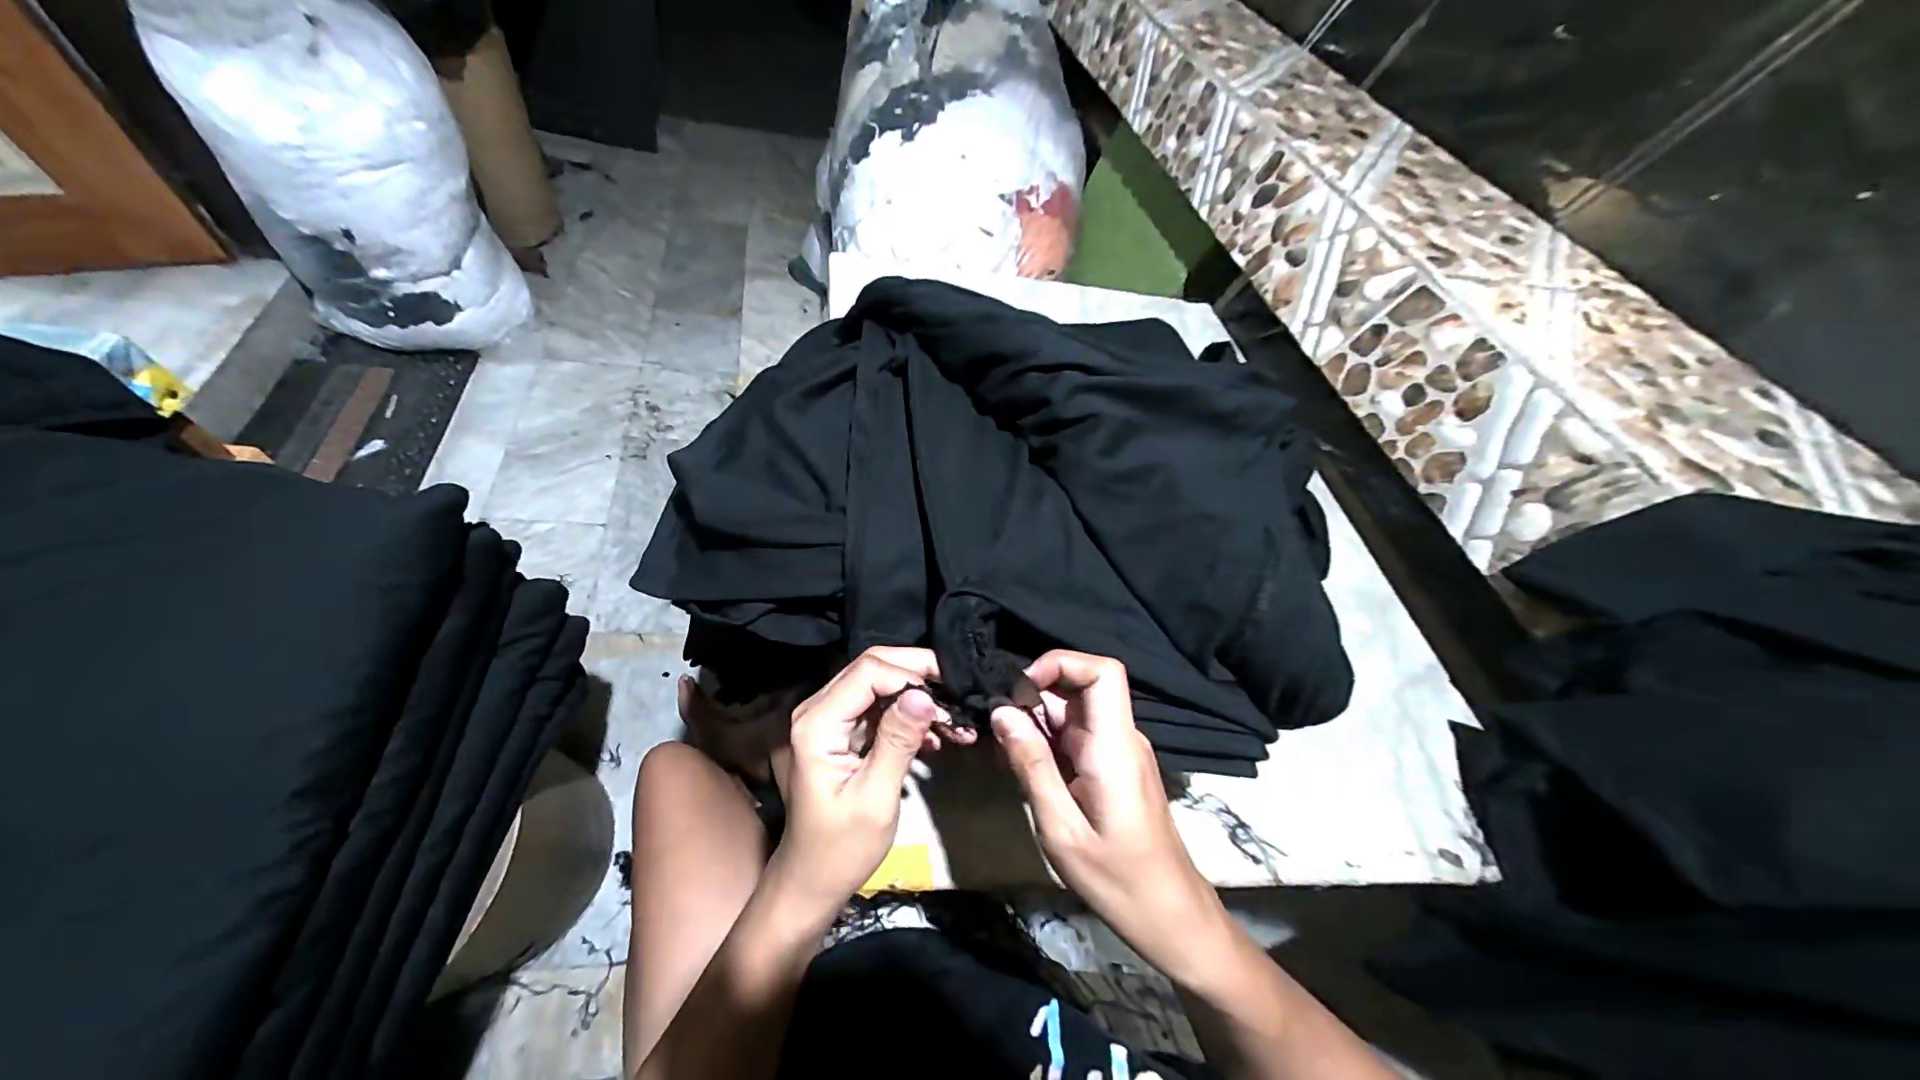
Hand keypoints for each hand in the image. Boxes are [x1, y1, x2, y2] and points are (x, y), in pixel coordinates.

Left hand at [767, 646, 951, 911]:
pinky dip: (910, 715)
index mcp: (817, 724)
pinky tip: (938, 735)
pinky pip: (879, 707)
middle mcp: (818, 711)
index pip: (868, 671)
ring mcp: (829, 720)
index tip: (951, 693)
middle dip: (920, 677)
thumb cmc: (840, 848)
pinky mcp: (843, 732)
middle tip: (960, 696)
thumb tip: (923, 695)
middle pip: (873, 668)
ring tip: (956, 723)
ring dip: (919, 697)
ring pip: (880, 684)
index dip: (912, 673)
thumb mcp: (875, 798)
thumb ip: (897, 741)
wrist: (813, 880)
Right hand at [991, 650, 1233, 984]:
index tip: (1020, 689)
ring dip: (1035, 720)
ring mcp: (1119, 751)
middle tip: (996, 725)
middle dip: (1034, 694)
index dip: (1061, 663)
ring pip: (1074, 711)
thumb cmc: (1117, 879)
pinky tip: (1022, 766)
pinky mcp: (1113, 767)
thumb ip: (1031, 765)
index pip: (1102, 670)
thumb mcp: (1061, 828)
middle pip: (1081, 687)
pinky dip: (1046, 741)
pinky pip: (1077, 736)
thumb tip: (1001, 711)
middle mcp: (1121, 737)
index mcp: (1114, 745)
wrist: (1169, 915)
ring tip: (1002, 750)